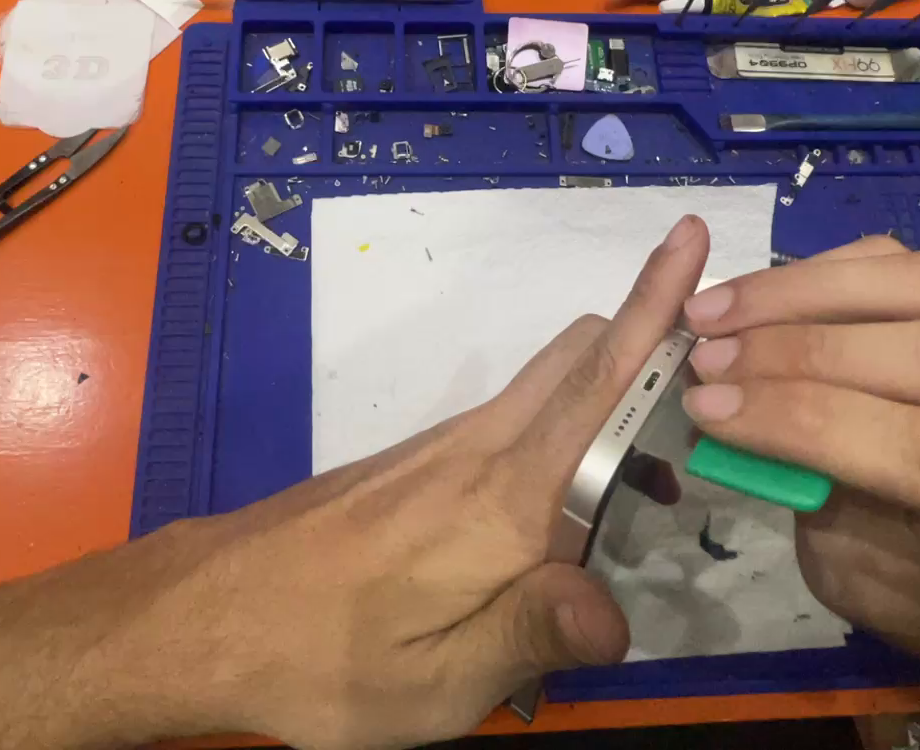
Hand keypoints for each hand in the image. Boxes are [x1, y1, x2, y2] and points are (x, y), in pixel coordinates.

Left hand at [120, 217, 709, 749]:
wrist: (214, 607)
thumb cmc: (326, 655)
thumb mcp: (439, 680)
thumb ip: (536, 632)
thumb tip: (621, 612)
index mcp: (506, 495)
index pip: (601, 380)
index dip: (656, 306)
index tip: (694, 240)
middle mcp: (484, 446)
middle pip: (580, 354)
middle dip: (648, 344)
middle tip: (704, 402)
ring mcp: (449, 445)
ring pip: (551, 385)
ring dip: (611, 404)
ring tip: (653, 487)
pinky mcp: (424, 460)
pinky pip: (518, 422)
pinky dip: (566, 436)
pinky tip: (566, 515)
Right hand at [678, 236, 919, 686]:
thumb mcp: (874, 579)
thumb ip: (817, 492)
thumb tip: (729, 403)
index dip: (812, 421)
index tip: (705, 407)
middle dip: (804, 349)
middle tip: (705, 354)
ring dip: (802, 292)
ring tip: (715, 309)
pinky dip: (828, 274)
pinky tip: (764, 293)